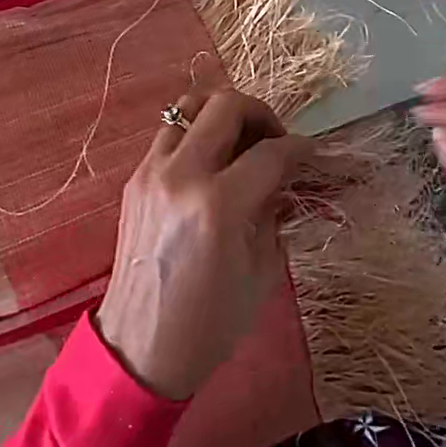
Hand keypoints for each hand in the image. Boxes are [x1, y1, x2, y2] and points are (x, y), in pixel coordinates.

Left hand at [95, 87, 312, 400]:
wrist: (141, 341)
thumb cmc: (211, 321)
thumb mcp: (260, 270)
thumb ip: (273, 212)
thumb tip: (284, 176)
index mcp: (218, 205)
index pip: (269, 152)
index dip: (299, 148)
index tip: (311, 153)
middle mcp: (180, 174)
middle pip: (224, 105)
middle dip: (259, 113)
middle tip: (274, 139)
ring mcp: (150, 171)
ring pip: (186, 107)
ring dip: (219, 115)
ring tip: (239, 144)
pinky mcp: (133, 178)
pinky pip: (167, 135)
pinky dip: (193, 135)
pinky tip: (209, 164)